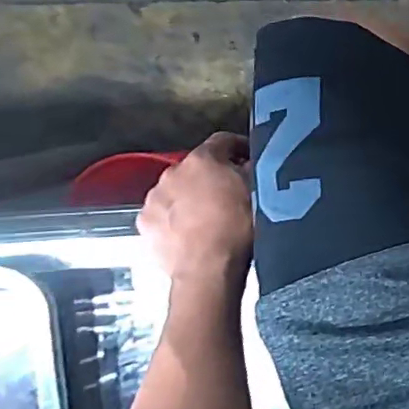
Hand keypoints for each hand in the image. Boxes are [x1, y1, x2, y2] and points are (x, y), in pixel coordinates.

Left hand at [137, 133, 253, 282]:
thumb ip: (255, 168)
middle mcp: (172, 173)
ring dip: (196, 194)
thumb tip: (252, 162)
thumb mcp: (263, 191)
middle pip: (198, 166)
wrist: (209, 268)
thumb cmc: (240, 226)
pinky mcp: (144, 223)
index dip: (243, 146)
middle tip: (237, 190)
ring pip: (179, 188)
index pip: (224, 140)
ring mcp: (153, 199)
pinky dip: (180, 215)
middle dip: (216, 174)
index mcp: (203, 160)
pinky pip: (166, 211)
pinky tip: (197, 229)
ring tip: (216, 214)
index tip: (253, 158)